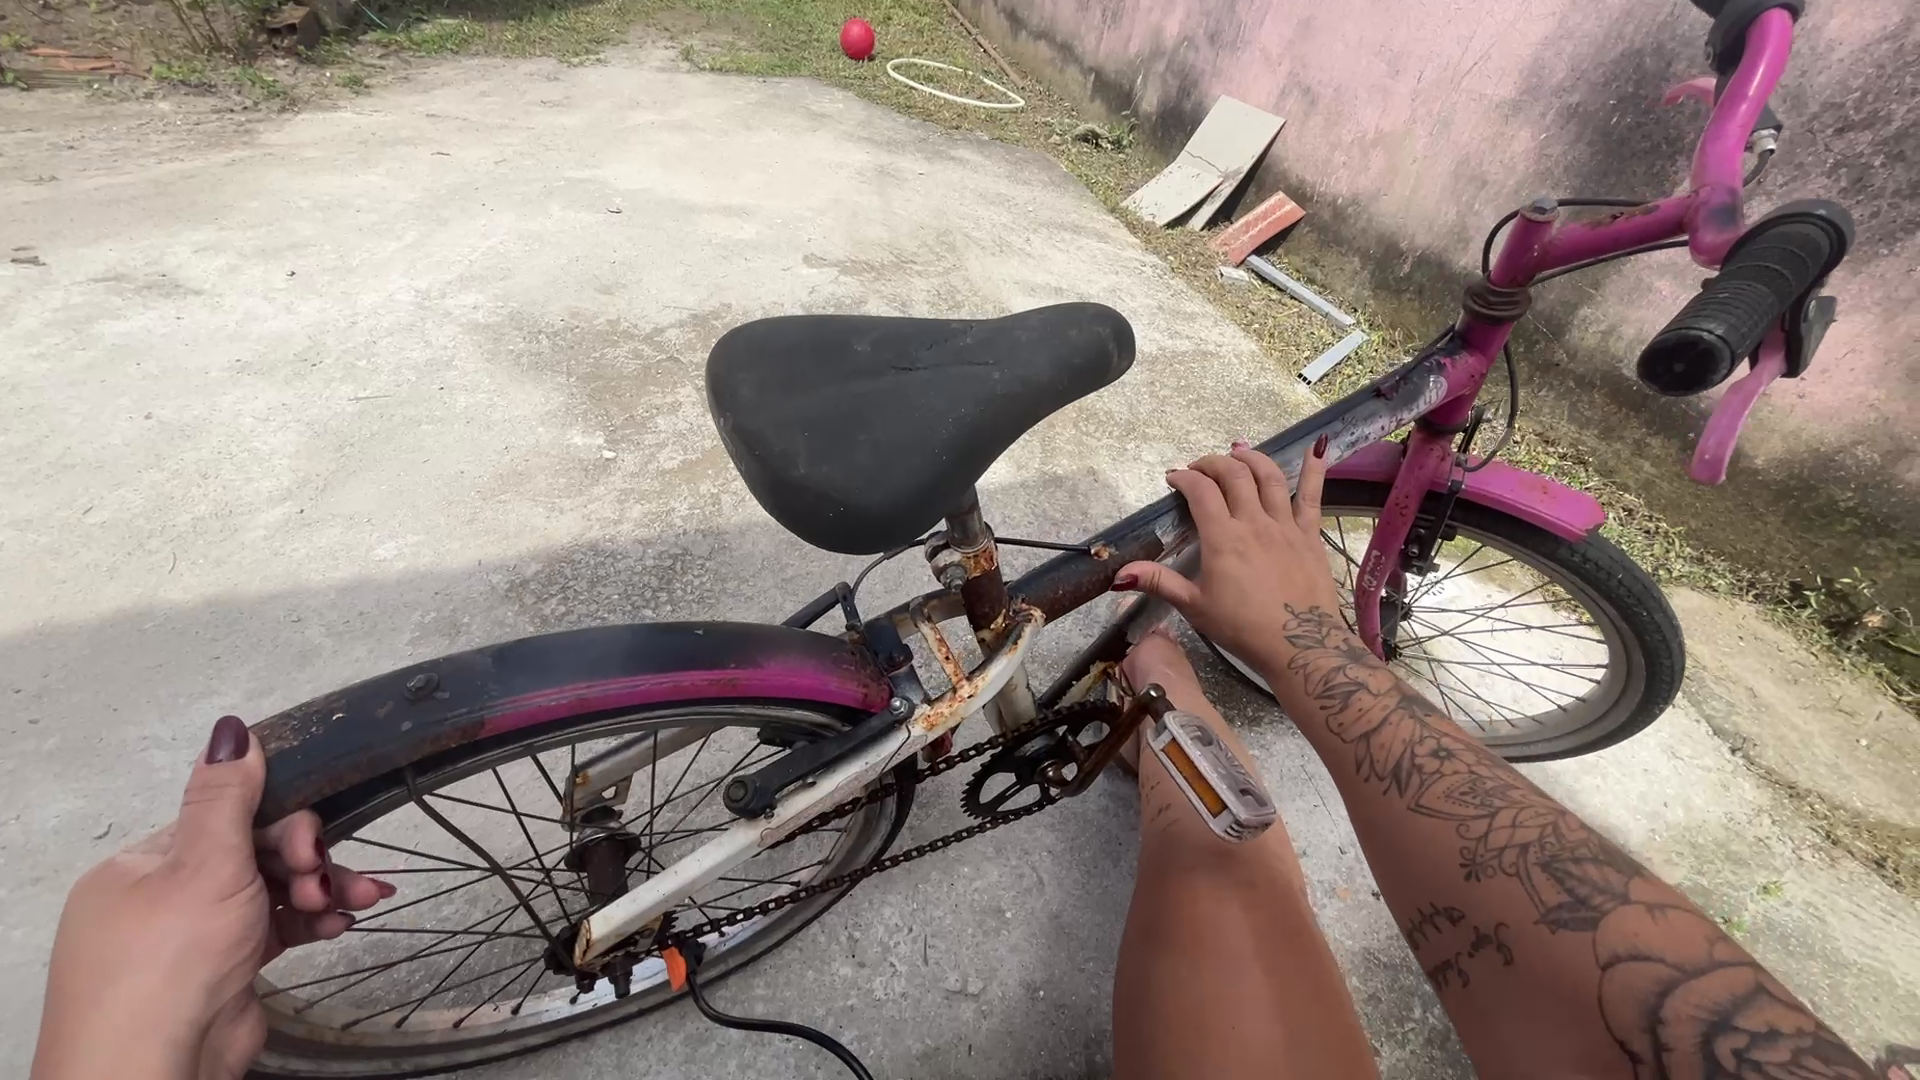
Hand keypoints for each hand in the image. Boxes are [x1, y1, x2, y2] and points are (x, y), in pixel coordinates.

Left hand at [32, 716, 392, 1079]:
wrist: (157, 1068)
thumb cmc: (174, 956)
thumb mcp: (205, 865)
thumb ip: (225, 797)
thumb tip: (231, 727)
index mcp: (142, 868)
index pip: (229, 821)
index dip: (281, 827)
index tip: (310, 845)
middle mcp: (165, 896)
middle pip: (261, 855)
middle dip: (311, 863)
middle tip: (327, 879)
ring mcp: (197, 933)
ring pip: (279, 889)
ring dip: (325, 890)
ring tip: (359, 901)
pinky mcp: (227, 964)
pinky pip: (280, 924)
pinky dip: (315, 919)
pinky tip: (343, 922)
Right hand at [1114, 437, 1340, 668]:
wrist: (1301, 646)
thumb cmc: (1242, 628)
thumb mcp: (1194, 606)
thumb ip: (1159, 582)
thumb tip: (1118, 575)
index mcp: (1222, 538)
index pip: (1200, 492)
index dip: (1184, 478)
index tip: (1173, 478)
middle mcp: (1253, 522)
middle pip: (1233, 475)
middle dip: (1212, 463)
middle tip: (1199, 467)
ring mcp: (1285, 525)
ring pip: (1268, 477)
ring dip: (1251, 459)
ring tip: (1238, 452)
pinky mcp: (1310, 535)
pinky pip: (1312, 496)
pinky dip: (1314, 470)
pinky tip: (1318, 448)